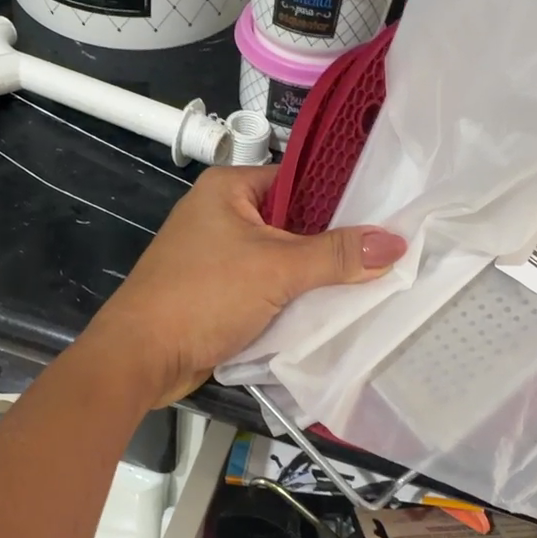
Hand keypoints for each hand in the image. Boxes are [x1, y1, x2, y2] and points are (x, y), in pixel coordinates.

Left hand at [82, 165, 405, 405]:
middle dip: (328, 249)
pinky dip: (286, 306)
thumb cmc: (201, 298)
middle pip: (291, 226)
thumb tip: (395, 243)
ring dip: (309, 283)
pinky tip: (321, 317)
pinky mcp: (214, 299)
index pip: (298, 180)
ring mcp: (215, 261)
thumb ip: (334, 256)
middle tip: (380, 260)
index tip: (382, 220)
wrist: (140, 358)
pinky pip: (261, 295)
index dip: (339, 200)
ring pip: (277, 266)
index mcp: (228, 189)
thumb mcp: (276, 270)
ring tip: (361, 289)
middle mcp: (220, 218)